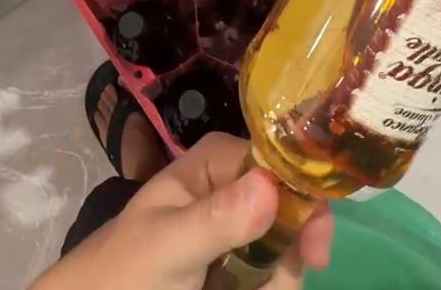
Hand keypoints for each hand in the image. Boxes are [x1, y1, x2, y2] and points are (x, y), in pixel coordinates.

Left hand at [33, 134, 333, 289]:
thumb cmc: (126, 272)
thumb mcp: (170, 244)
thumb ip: (218, 216)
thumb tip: (272, 184)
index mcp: (215, 165)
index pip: (276, 162)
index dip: (302, 198)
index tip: (314, 247)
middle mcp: (233, 191)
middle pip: (291, 211)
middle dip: (291, 252)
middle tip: (281, 285)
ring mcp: (237, 233)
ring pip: (286, 250)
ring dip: (275, 281)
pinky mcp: (237, 269)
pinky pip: (272, 277)